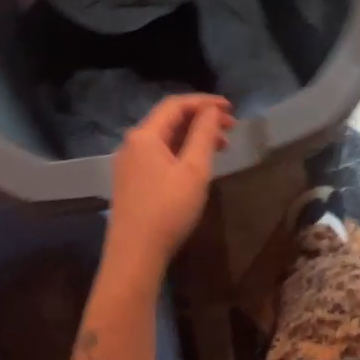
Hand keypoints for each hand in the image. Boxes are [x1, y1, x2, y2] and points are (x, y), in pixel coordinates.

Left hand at [107, 94, 234, 272]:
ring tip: (221, 146)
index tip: (230, 108)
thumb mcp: (194, 170)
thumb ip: (203, 135)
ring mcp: (129, 163)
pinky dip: (181, 151)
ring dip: (193, 136)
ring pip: (165, 138)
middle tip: (230, 127)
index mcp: (144, 135)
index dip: (204, 102)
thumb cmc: (167, 210)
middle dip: (201, 118)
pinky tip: (198, 164)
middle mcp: (133, 143)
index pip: (176, 104)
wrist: (134, 258)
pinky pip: (159, 154)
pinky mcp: (131, 181)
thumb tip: (210, 111)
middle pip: (170, 119)